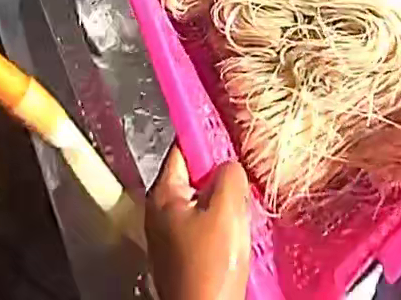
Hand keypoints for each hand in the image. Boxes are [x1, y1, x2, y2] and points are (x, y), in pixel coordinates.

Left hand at [145, 145, 250, 299]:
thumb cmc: (212, 264)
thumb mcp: (226, 209)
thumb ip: (229, 173)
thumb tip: (229, 165)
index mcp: (162, 194)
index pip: (184, 146)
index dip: (208, 137)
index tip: (231, 134)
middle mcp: (159, 210)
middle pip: (194, 173)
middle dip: (219, 172)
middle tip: (241, 175)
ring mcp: (169, 234)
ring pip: (202, 198)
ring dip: (223, 199)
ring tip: (241, 202)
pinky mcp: (182, 254)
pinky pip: (204, 221)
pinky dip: (220, 220)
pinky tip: (235, 227)